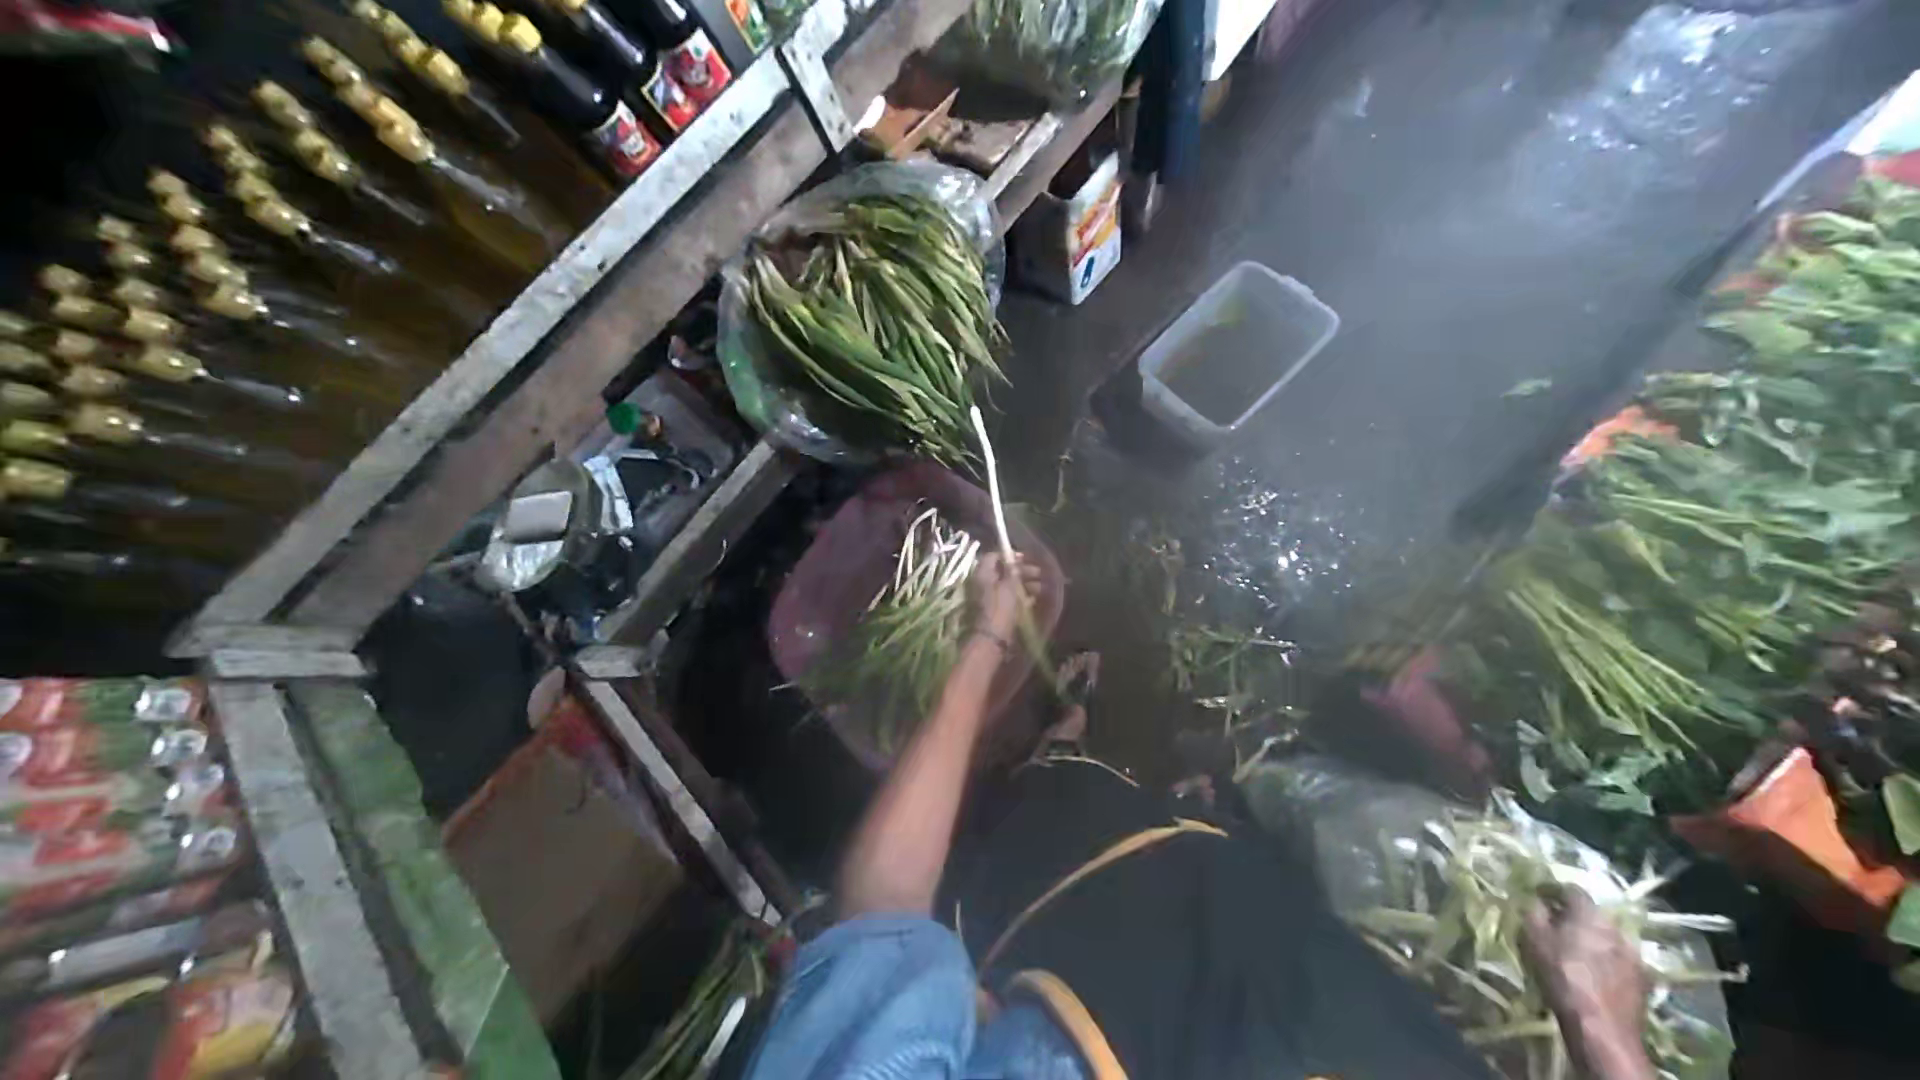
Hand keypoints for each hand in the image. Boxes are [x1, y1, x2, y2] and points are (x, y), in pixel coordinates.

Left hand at [969, 552, 1038, 644]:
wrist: (993, 638)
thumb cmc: (1001, 607)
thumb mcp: (1009, 585)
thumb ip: (1012, 570)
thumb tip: (1013, 558)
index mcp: (982, 574)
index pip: (993, 556)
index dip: (1009, 556)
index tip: (1025, 558)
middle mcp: (982, 583)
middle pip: (1002, 571)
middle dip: (1021, 571)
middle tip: (1038, 573)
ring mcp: (988, 597)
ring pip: (1007, 585)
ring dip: (1024, 584)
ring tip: (1041, 588)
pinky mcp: (995, 610)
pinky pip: (1008, 598)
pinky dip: (1021, 596)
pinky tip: (1035, 598)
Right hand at [1521, 887, 1655, 1079]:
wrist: (1601, 1025)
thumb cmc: (1560, 972)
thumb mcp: (1533, 936)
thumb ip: (1534, 910)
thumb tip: (1535, 899)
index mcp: (1590, 914)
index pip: (1572, 889)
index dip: (1552, 889)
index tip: (1538, 895)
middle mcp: (1617, 929)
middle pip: (1592, 914)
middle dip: (1573, 915)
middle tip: (1554, 923)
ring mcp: (1635, 956)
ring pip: (1607, 937)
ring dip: (1591, 937)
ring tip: (1574, 948)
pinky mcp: (1644, 980)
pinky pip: (1619, 958)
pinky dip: (1604, 957)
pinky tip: (1592, 969)